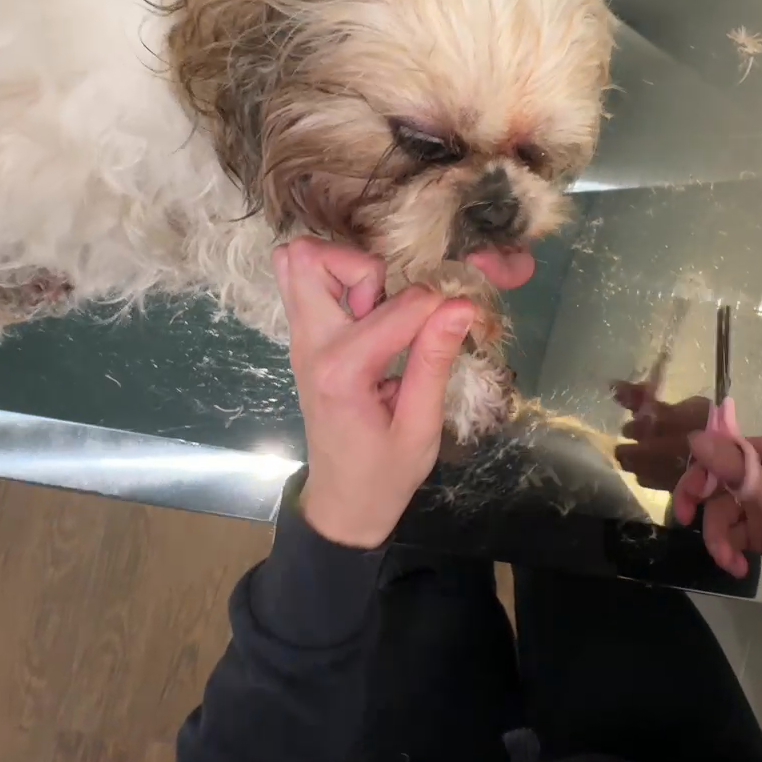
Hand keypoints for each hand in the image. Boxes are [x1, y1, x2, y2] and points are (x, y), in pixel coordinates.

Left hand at [274, 238, 475, 547]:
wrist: (343, 501)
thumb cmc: (385, 472)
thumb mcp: (421, 425)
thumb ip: (434, 361)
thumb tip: (461, 305)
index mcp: (343, 371)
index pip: (398, 306)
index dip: (439, 306)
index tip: (459, 321)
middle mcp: (311, 345)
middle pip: (311, 260)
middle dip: (365, 265)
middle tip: (391, 302)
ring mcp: (300, 340)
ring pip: (299, 264)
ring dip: (346, 270)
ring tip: (377, 308)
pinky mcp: (303, 339)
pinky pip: (303, 284)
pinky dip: (335, 279)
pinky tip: (366, 312)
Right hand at [613, 387, 761, 597]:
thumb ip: (732, 466)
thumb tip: (691, 436)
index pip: (722, 449)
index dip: (702, 469)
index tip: (692, 493)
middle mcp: (761, 474)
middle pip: (713, 481)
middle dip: (700, 504)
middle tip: (683, 519)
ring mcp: (759, 505)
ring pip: (718, 512)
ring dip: (717, 537)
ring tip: (728, 561)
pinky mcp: (757, 534)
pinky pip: (728, 534)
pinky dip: (727, 551)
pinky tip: (738, 567)